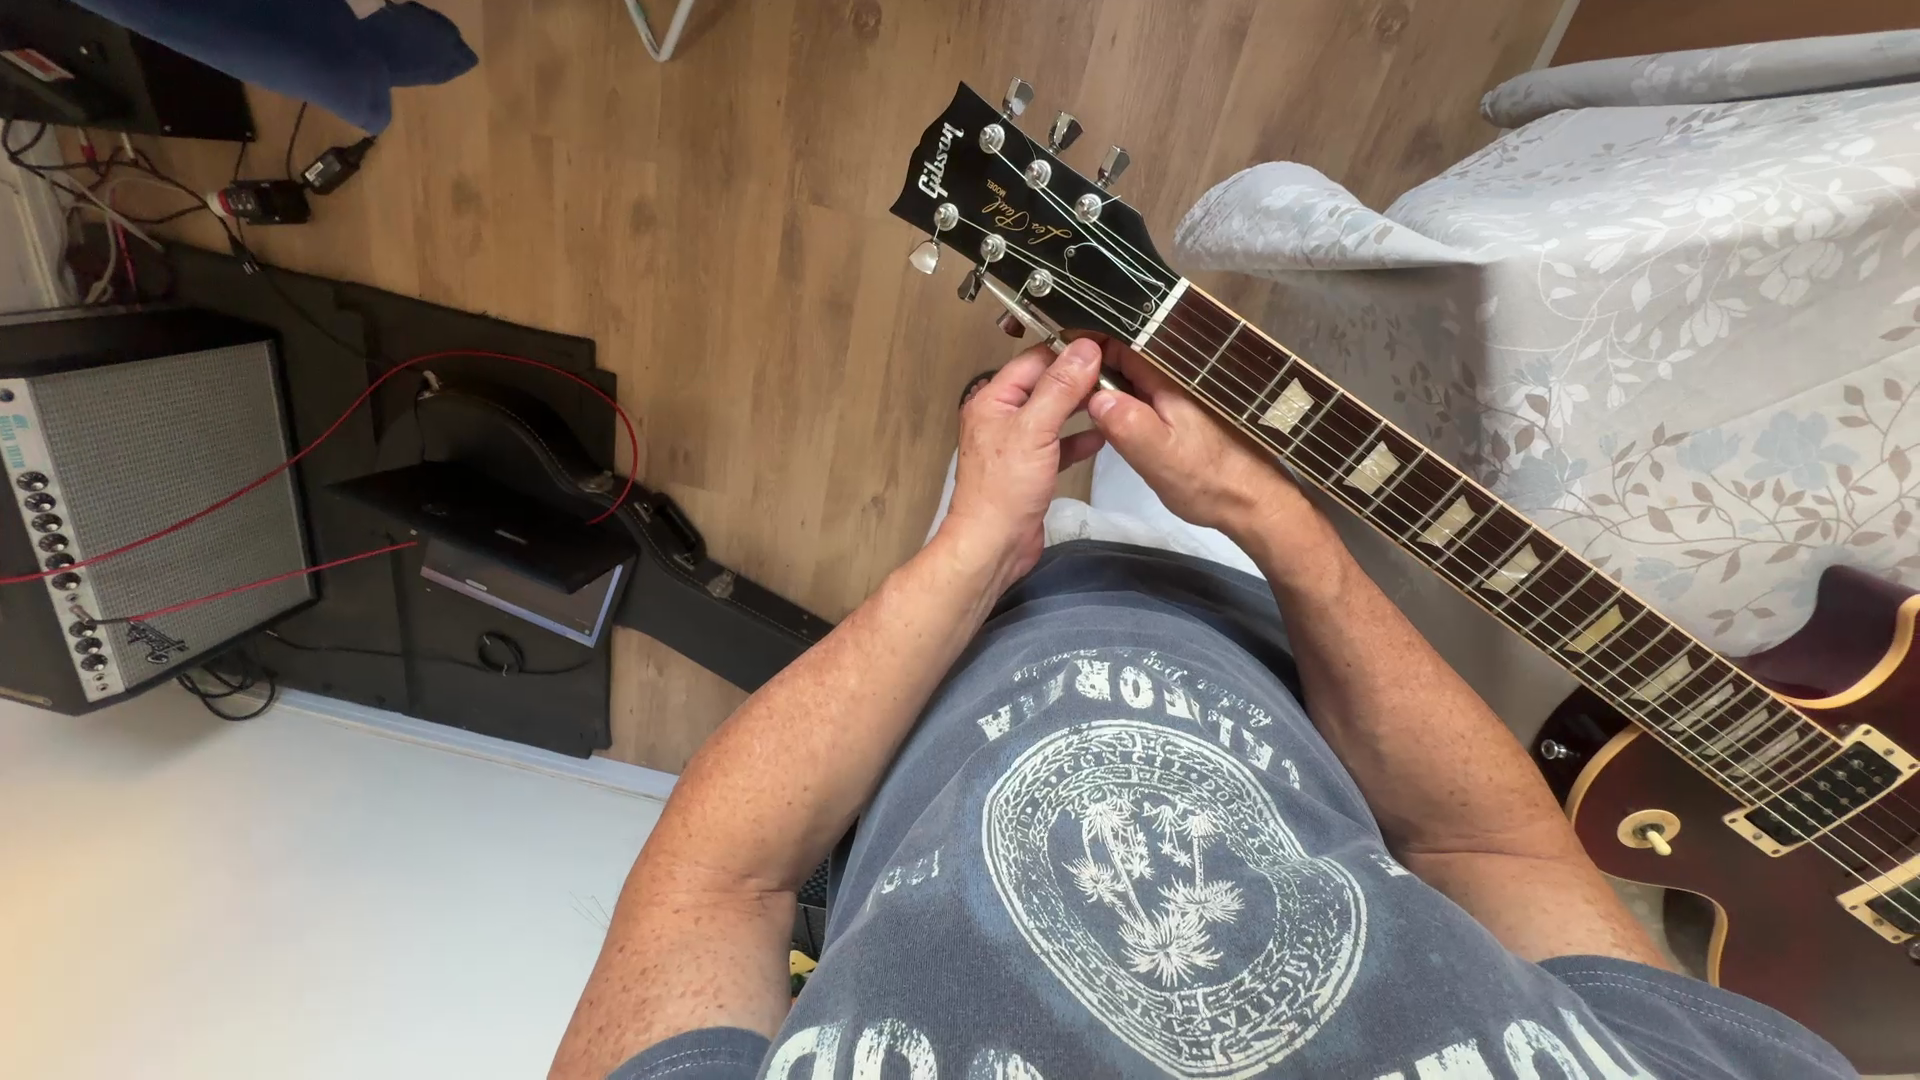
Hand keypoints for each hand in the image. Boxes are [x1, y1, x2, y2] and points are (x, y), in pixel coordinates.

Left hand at [937, 338, 1106, 585]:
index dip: (1068, 351)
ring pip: (1053, 415)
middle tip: (1118, 369)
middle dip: (1078, 378)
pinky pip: (1057, 445)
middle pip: (1045, 385)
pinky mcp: (1030, 469)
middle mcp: (1001, 418)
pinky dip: (1077, 440)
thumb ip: (1060, 388)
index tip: (1105, 343)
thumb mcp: (1034, 430)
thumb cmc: (1004, 490)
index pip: (1034, 360)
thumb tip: (1086, 349)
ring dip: (1080, 407)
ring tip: (1115, 397)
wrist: (993, 544)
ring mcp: (1016, 444)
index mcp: (993, 400)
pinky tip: (1102, 436)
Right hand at [1086, 339, 1327, 551]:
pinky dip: (1126, 399)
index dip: (1090, 345)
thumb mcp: (1159, 458)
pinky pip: (1146, 393)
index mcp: (1171, 377)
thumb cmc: (1207, 481)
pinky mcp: (1186, 411)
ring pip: (1136, 375)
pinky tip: (1110, 418)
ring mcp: (1183, 393)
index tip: (1059, 362)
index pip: (1123, 340)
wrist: (1253, 504)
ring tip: (1077, 401)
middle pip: (1128, 353)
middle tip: (1062, 389)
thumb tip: (1094, 395)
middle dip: (1095, 365)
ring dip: (1109, 383)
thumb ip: (1126, 424)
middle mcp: (1179, 376)